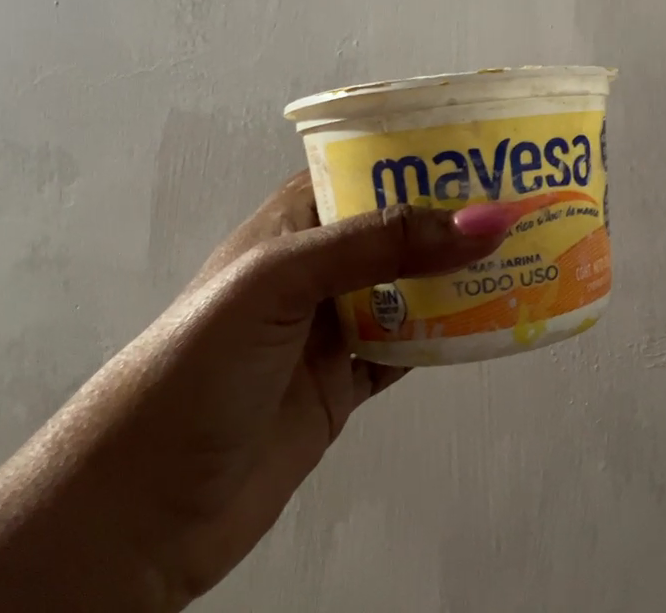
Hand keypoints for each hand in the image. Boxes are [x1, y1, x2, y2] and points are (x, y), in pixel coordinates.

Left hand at [0, 173, 511, 611]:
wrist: (136, 515)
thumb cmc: (191, 373)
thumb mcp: (280, 285)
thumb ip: (379, 247)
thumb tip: (487, 218)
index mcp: (290, 225)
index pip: (369, 170)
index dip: (427, 157)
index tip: (494, 149)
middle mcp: (316, 268)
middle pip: (402, 229)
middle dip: (458, 217)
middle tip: (529, 204)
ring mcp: (332, 328)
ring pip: (414, 288)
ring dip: (464, 277)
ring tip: (529, 256)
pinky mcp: (345, 383)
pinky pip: (414, 346)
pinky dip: (454, 334)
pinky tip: (497, 323)